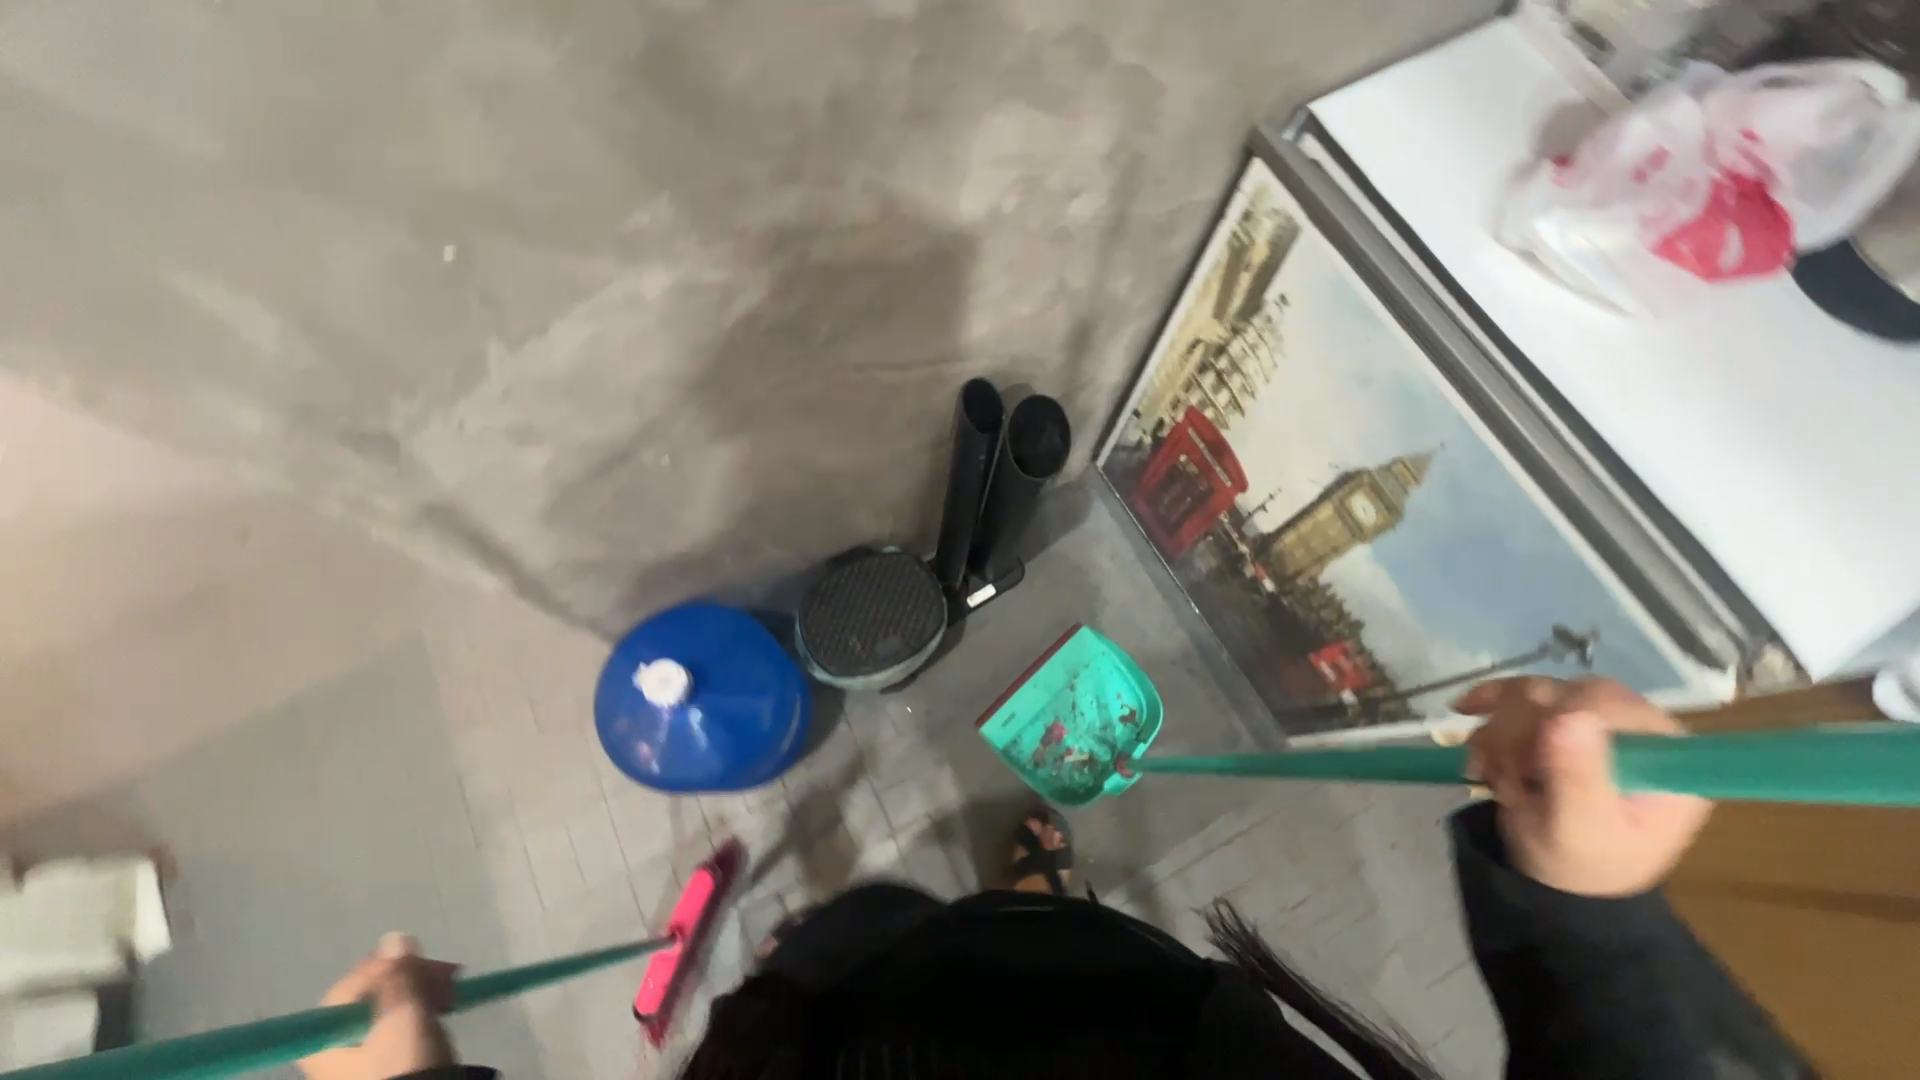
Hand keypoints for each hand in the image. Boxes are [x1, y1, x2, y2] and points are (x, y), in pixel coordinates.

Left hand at [299, 933, 459, 1079]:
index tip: (424, 962)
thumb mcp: (405, 1018)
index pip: (352, 984)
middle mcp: (333, 1044)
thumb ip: (399, 977)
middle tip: (449, 974)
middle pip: (372, 992)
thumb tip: (395, 938)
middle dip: (413, 977)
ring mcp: (356, 1052)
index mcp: (326, 1038)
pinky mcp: (381, 1057)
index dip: (388, 967)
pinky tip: (445, 1003)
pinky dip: (422, 1005)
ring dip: (423, 988)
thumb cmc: (405, 1064)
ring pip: (390, 1002)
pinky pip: (399, 1018)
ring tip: (452, 990)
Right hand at [1456, 676, 1711, 897]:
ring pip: (1533, 692)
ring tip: (1489, 772)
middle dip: (1517, 732)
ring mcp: (1598, 721)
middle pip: (1564, 692)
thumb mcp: (1578, 830)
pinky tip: (1472, 729)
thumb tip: (1572, 717)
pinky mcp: (1562, 718)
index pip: (1604, 703)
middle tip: (1501, 776)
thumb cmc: (1581, 864)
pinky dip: (1487, 711)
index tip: (1520, 763)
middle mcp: (1637, 729)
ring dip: (1498, 731)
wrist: (1560, 879)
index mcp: (1663, 754)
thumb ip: (1578, 777)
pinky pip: (1516, 694)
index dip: (1551, 721)